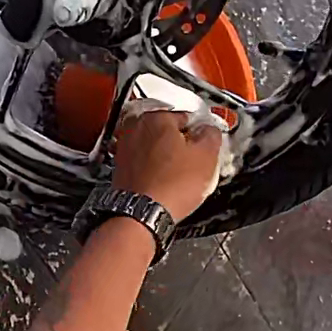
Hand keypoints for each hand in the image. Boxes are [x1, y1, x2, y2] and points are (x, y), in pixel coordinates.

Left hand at [112, 107, 225, 221]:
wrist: (143, 214)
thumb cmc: (170, 186)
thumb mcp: (207, 155)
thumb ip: (211, 134)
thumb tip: (209, 131)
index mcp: (157, 117)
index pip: (186, 117)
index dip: (200, 132)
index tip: (205, 144)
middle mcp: (135, 128)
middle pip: (166, 132)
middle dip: (180, 144)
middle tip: (193, 161)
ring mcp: (124, 148)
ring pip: (152, 148)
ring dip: (164, 157)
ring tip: (178, 175)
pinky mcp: (120, 169)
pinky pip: (142, 164)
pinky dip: (151, 170)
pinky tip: (162, 182)